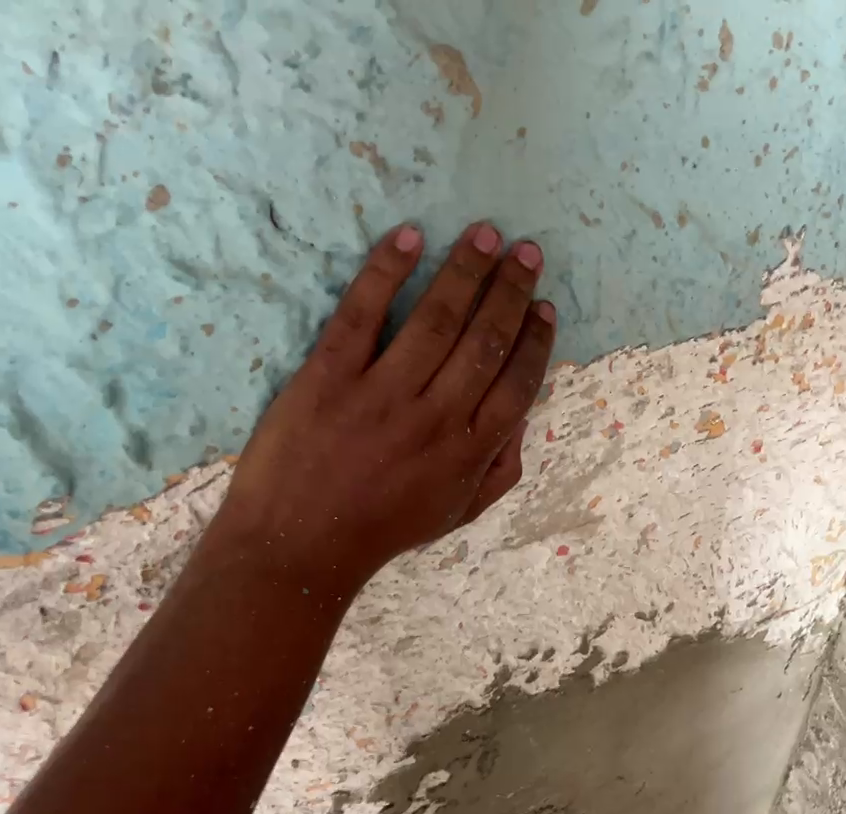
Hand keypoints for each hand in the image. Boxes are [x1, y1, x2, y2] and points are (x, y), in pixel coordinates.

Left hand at [204, 222, 555, 598]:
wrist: (300, 546)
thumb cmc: (384, 528)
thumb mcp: (460, 512)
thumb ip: (501, 468)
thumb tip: (523, 416)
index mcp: (471, 451)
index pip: (518, 382)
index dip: (536, 340)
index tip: (546, 305)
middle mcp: (436, 417)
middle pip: (485, 341)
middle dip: (511, 291)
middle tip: (526, 251)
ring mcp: (381, 394)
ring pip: (436, 320)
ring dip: (465, 271)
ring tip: (485, 235)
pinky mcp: (328, 377)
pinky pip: (362, 314)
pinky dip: (386, 272)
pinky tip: (409, 238)